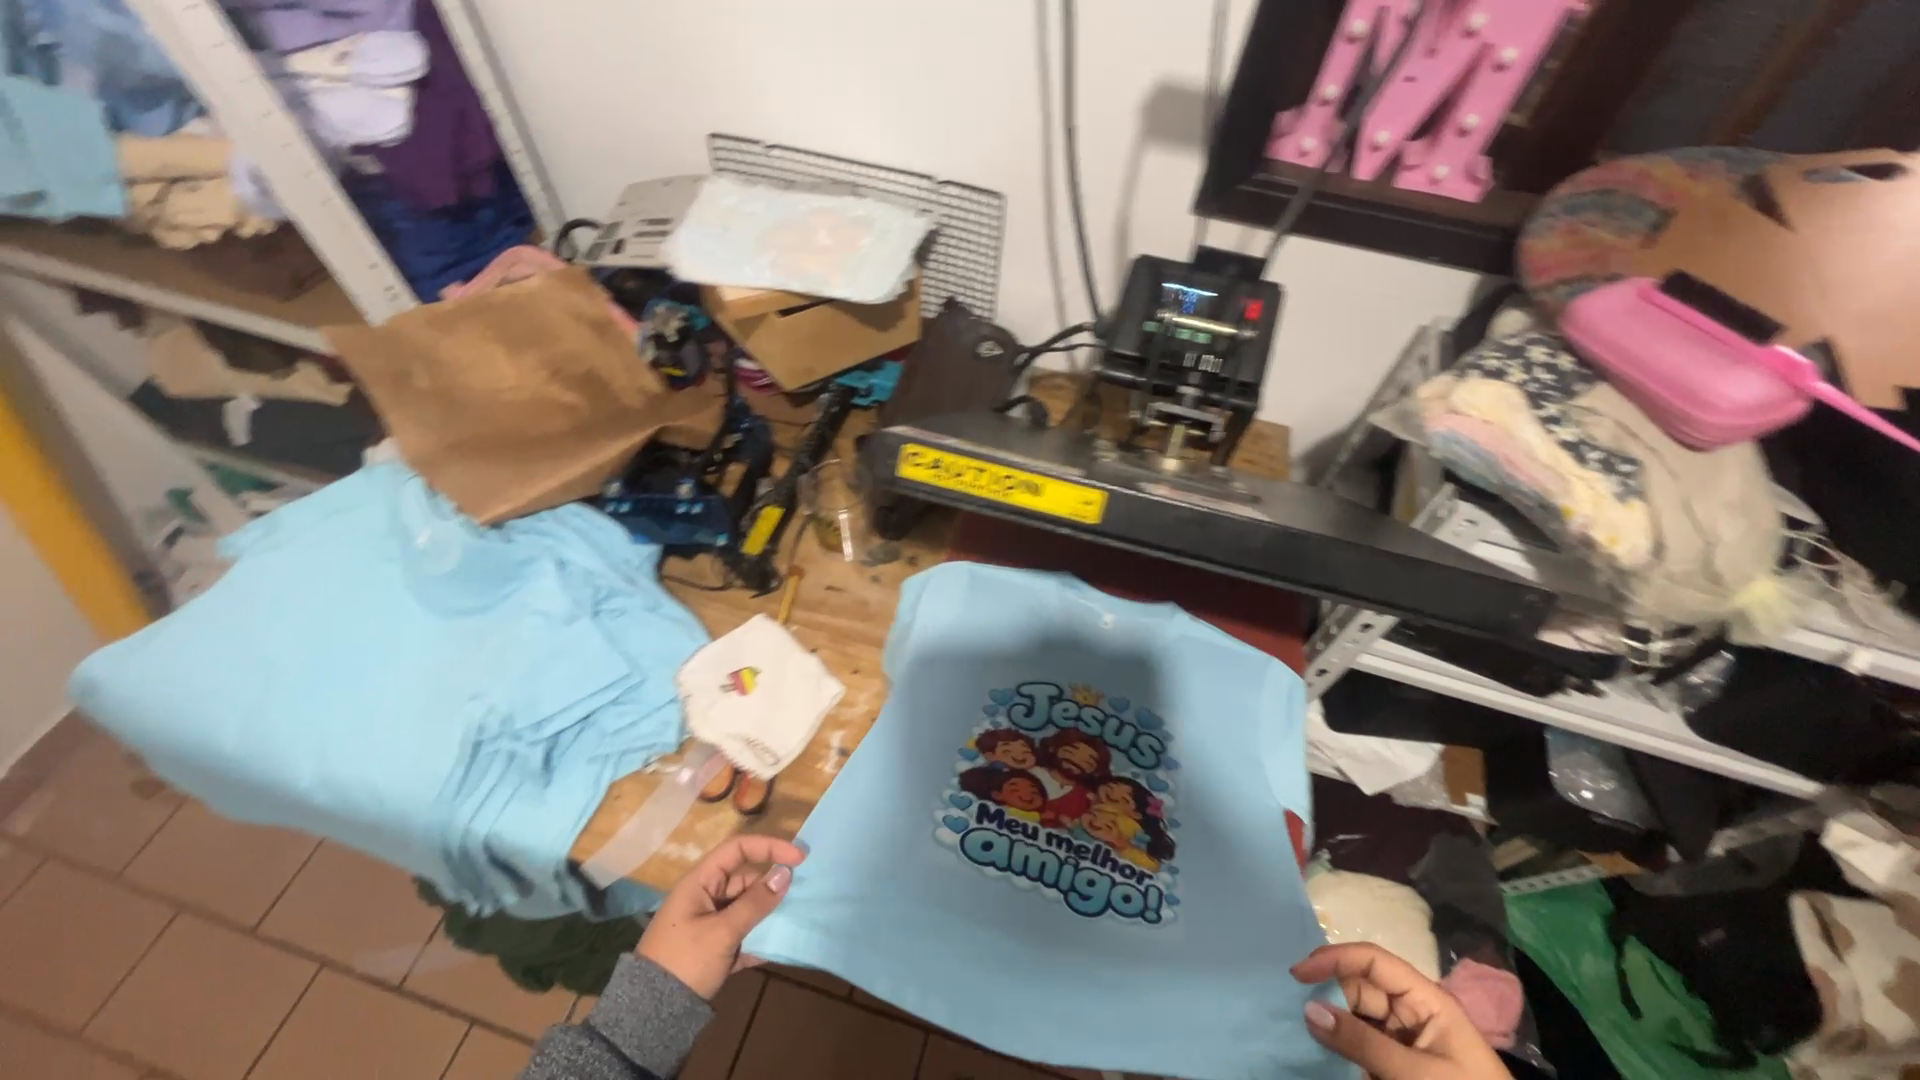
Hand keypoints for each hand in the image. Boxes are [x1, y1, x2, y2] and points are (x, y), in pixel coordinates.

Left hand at [636, 834, 805, 999]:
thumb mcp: (722, 932)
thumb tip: (786, 873)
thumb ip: (755, 903)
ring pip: (747, 906)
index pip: (738, 848)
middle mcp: (705, 896)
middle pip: (745, 878)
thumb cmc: (685, 961)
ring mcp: (709, 921)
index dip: (769, 847)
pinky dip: (759, 936)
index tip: (800, 858)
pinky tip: (777, 947)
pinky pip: (743, 931)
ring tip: (795, 918)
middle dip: (772, 884)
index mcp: (700, 882)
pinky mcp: (714, 946)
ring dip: (768, 912)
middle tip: (802, 893)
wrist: (651, 1015)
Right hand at [1291, 943, 1508, 1079]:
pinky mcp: (1397, 1066)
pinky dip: (1339, 1047)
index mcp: (1425, 999)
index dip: (1333, 959)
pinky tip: (1318, 1054)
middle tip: (1294, 1013)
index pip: (1372, 960)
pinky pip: (1360, 1045)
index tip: (1297, 976)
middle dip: (1327, 994)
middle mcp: (1412, 1011)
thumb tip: (1308, 1008)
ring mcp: (1404, 1040)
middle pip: (1359, 987)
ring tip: (1299, 1033)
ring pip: (1355, 1017)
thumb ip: (1361, 1043)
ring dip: (1330, 1023)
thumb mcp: (1417, 1075)